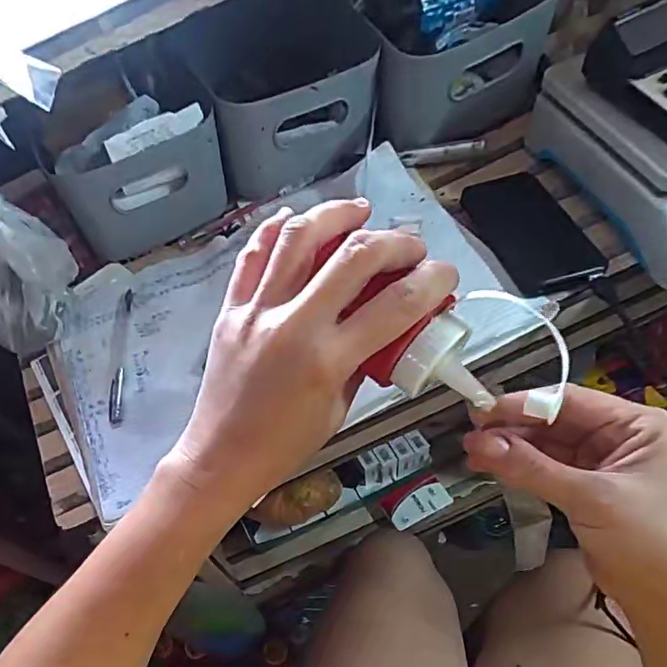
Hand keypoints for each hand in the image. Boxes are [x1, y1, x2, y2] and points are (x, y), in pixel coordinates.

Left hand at [160, 199, 459, 512]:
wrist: (222, 456)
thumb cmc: (283, 445)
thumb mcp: (339, 409)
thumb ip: (362, 362)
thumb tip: (382, 329)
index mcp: (326, 360)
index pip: (394, 305)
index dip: (431, 282)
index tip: (445, 274)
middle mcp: (292, 325)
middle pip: (354, 256)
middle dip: (395, 242)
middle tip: (411, 246)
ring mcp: (257, 311)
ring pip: (299, 237)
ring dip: (337, 214)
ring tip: (359, 210)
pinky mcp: (231, 308)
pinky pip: (254, 253)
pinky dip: (277, 228)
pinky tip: (298, 218)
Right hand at [463, 385, 666, 609]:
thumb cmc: (655, 544)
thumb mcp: (592, 498)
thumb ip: (534, 469)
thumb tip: (486, 444)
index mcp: (637, 425)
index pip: (569, 401)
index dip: (523, 405)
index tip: (485, 411)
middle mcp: (619, 439)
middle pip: (554, 422)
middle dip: (512, 429)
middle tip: (473, 434)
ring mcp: (600, 467)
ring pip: (546, 448)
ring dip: (511, 449)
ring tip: (474, 451)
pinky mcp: (585, 493)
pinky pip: (545, 472)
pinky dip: (519, 470)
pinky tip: (493, 467)